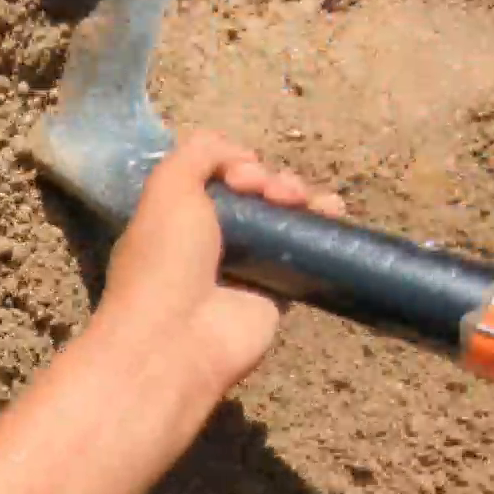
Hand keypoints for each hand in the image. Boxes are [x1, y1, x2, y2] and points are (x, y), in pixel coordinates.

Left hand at [94, 130, 345, 396]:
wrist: (177, 339)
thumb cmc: (164, 262)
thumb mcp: (166, 189)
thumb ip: (195, 154)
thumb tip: (234, 153)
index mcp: (168, 223)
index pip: (208, 180)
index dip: (230, 163)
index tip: (237, 172)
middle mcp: (201, 246)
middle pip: (248, 196)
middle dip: (267, 179)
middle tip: (265, 189)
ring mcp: (238, 270)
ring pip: (279, 219)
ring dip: (297, 196)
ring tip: (297, 200)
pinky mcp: (273, 294)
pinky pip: (302, 252)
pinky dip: (320, 226)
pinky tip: (330, 211)